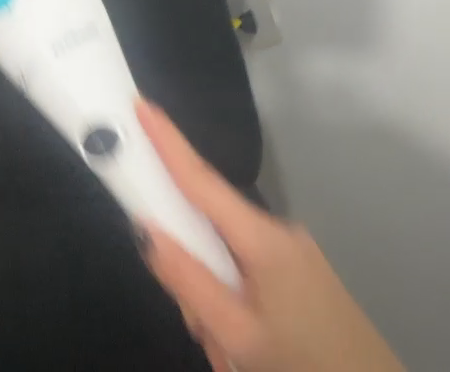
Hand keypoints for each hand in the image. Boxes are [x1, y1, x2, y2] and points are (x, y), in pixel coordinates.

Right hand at [136, 99, 403, 371]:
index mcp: (264, 241)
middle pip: (207, 230)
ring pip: (224, 259)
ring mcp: (295, 256)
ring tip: (231, 354)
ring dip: (214, 302)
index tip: (141, 104)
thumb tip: (145, 227)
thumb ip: (188, 281)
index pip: (200, 180)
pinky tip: (246, 349)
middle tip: (202, 327)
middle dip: (191, 273)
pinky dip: (235, 306)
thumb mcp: (239, 335)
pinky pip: (247, 275)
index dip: (167, 142)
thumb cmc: (308, 364)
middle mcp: (279, 235)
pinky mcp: (304, 277)